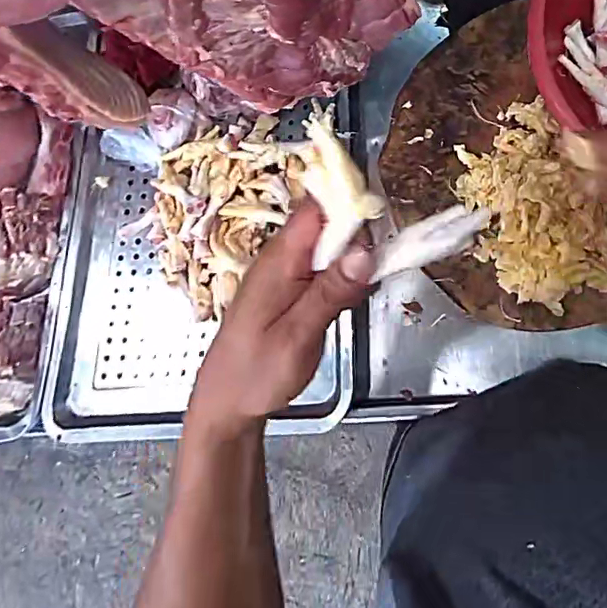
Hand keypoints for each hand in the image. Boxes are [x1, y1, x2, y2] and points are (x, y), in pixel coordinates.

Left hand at [184, 205, 371, 441]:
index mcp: (279, 260)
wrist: (224, 408)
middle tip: (381, 260)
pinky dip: (348, 271)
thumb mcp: (298, 336)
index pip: (316, 207)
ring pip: (333, 242)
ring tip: (372, 279)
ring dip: (358, 253)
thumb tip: (365, 250)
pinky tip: (355, 294)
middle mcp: (283, 256)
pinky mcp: (296, 284)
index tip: (382, 213)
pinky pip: (328, 262)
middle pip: (330, 220)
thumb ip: (331, 291)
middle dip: (362, 231)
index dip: (350, 199)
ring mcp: (289, 270)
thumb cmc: (253, 375)